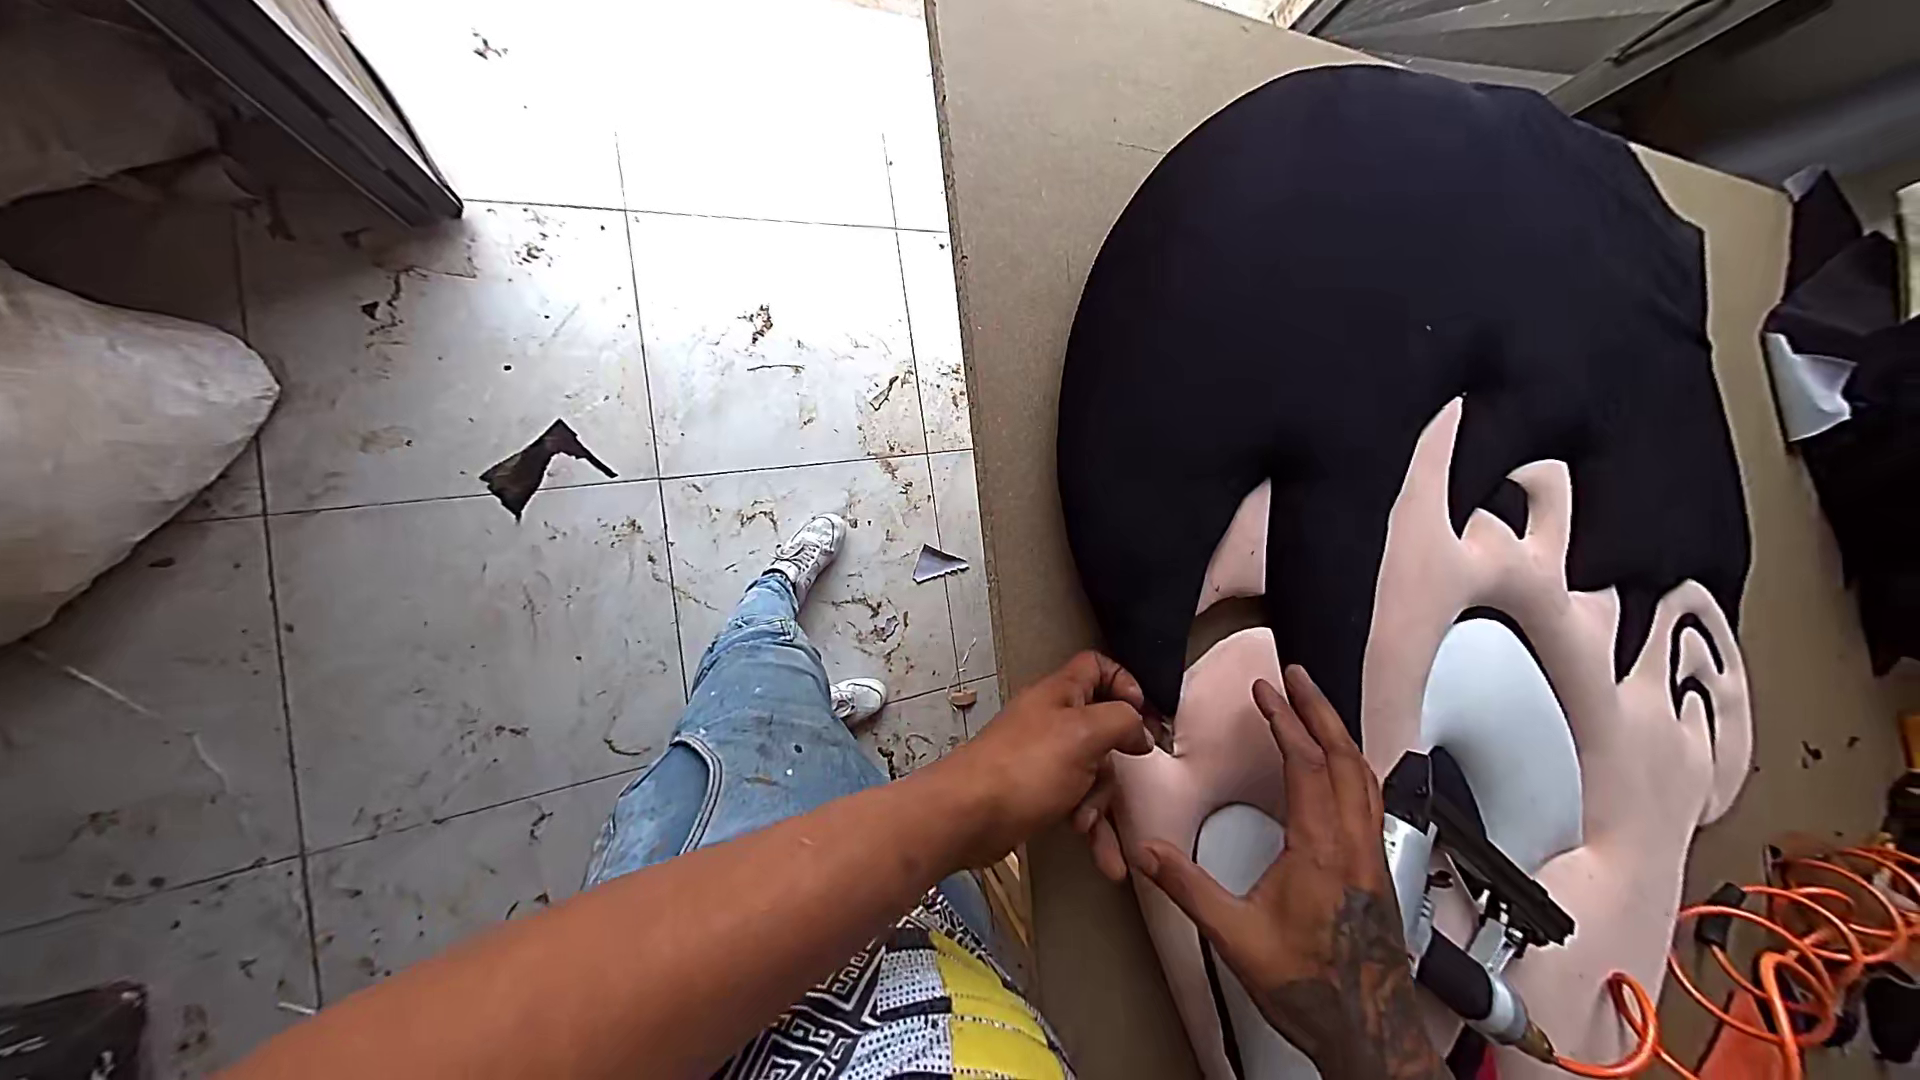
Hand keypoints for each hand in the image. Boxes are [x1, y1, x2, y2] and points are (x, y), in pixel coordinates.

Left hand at [930, 651, 1153, 869]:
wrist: (968, 816)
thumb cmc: (1022, 768)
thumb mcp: (1083, 734)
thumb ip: (1121, 720)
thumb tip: (1138, 728)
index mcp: (1060, 693)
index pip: (1096, 666)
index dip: (1123, 682)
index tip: (1141, 713)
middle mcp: (1051, 720)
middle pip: (1102, 728)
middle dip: (1115, 762)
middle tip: (1114, 779)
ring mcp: (1044, 756)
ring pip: (1093, 772)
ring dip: (1100, 803)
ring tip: (1088, 823)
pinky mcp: (1038, 790)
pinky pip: (1077, 802)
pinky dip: (1090, 825)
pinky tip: (1103, 856)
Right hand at [1132, 666, 1445, 1079]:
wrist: (1368, 1036)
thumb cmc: (1308, 987)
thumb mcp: (1235, 936)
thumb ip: (1188, 887)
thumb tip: (1146, 850)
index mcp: (1321, 850)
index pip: (1306, 765)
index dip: (1285, 720)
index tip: (1265, 691)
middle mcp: (1353, 843)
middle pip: (1344, 757)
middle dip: (1319, 709)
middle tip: (1298, 676)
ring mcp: (1370, 854)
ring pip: (1363, 776)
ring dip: (1338, 732)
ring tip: (1316, 705)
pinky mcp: (1375, 867)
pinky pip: (1368, 797)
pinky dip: (1351, 763)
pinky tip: (1340, 764)